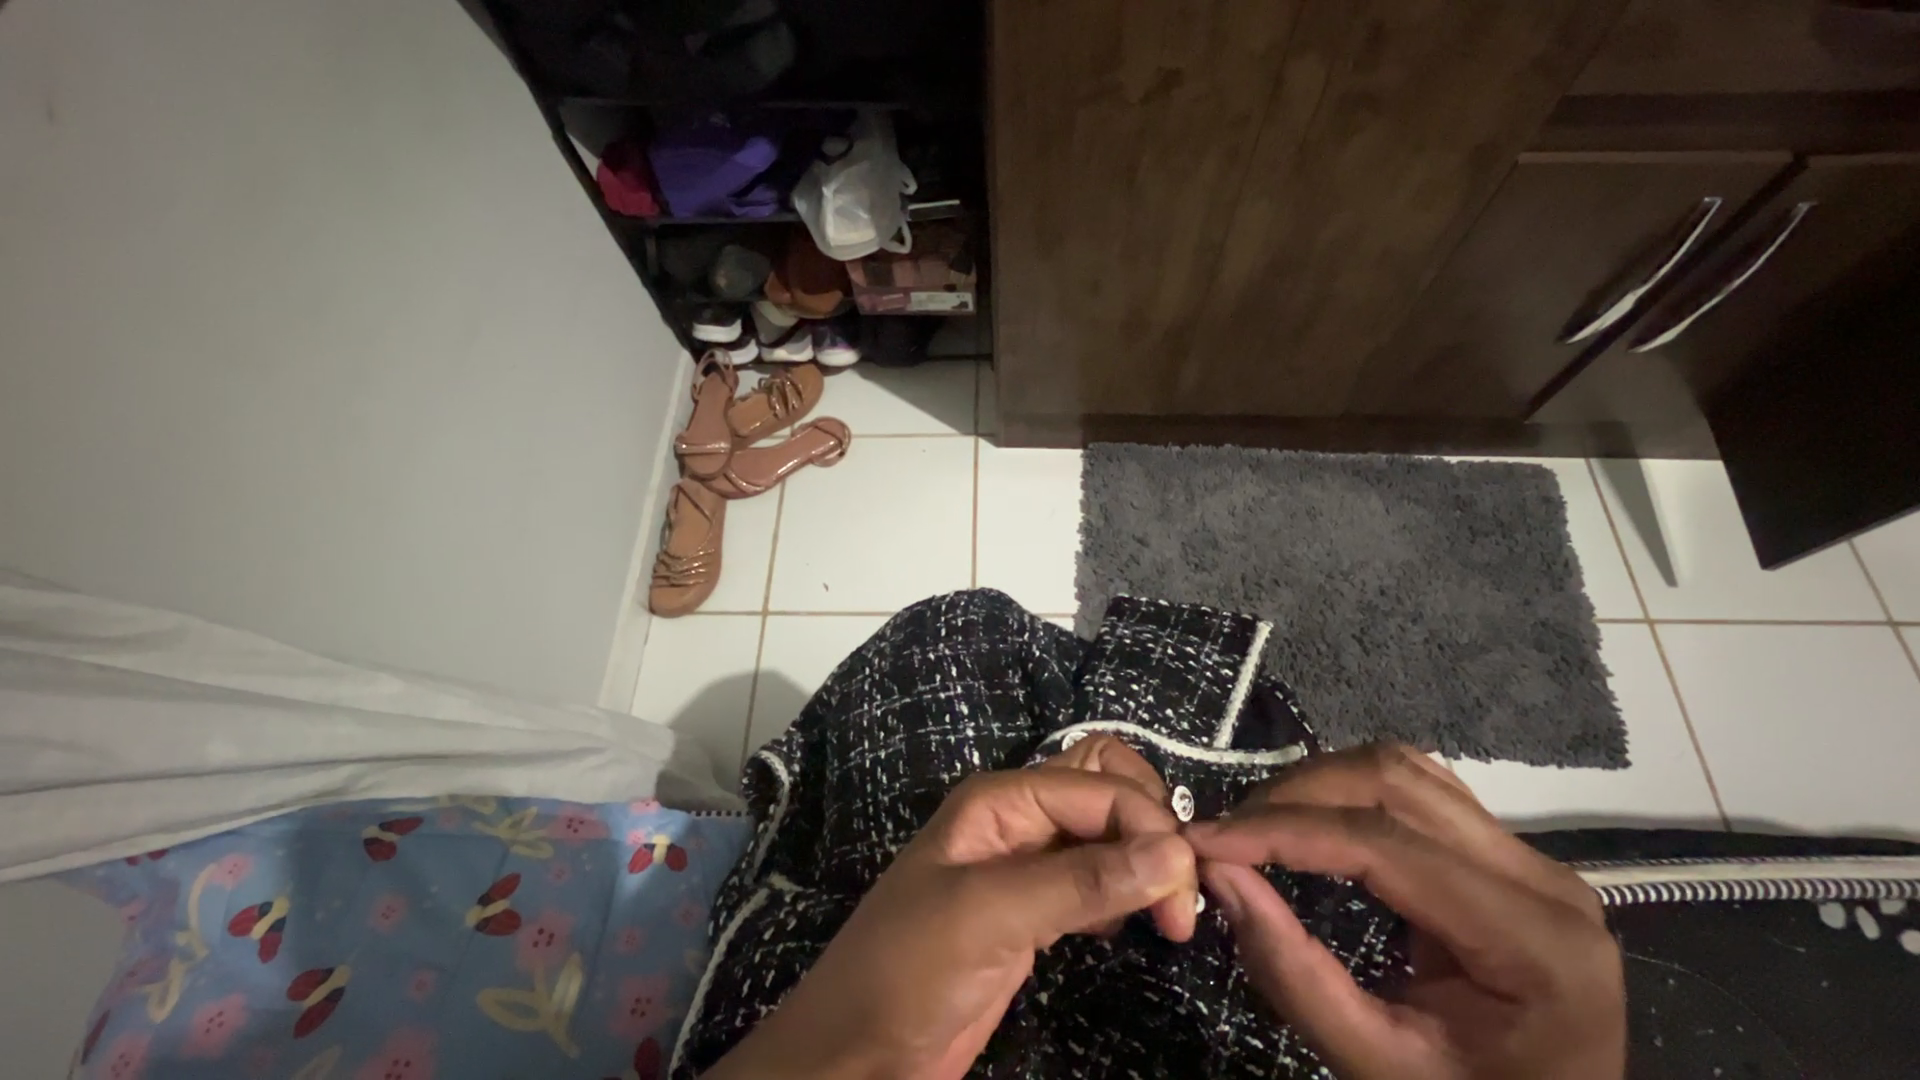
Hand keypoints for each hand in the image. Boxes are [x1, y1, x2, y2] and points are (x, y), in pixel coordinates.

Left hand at [706, 736, 1198, 1079]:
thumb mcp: (991, 916)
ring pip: (1103, 836)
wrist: (858, 1050)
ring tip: (1169, 917)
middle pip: (1104, 791)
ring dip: (1143, 861)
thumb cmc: (911, 970)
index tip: (1183, 892)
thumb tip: (1176, 852)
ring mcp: (1024, 866)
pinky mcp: (1032, 912)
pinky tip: (1128, 927)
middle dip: (1151, 827)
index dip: (1148, 826)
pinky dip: (1122, 892)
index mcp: (1000, 800)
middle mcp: (1015, 820)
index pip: (1098, 786)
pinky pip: (1093, 880)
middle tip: (1180, 894)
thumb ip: (1082, 881)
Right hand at [1185, 744, 1625, 1079]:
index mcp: (1533, 942)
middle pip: (1394, 783)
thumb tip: (1218, 873)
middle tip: (1226, 834)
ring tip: (1260, 824)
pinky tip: (1312, 821)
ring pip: (1403, 770)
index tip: (1204, 839)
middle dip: (1294, 797)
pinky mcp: (1507, 854)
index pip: (1384, 845)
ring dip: (1318, 785)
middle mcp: (1543, 879)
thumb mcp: (1377, 1068)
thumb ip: (1295, 974)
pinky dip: (1350, 791)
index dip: (1283, 831)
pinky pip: (1418, 789)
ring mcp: (1529, 859)